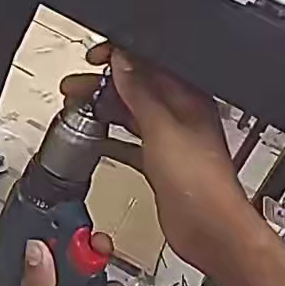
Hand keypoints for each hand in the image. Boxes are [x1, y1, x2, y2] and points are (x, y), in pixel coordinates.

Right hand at [63, 44, 254, 282]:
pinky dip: (111, 138)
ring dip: (104, 109)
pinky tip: (95, 139)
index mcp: (188, 98)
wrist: (209, 229)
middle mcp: (179, 115)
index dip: (122, 56)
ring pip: (130, 114)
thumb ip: (141, 94)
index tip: (96, 58)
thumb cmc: (201, 181)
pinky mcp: (158, 162)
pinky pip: (129, 142)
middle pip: (137, 88)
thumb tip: (123, 62)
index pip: (152, 63)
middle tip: (75, 87)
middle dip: (105, 84)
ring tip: (77, 107)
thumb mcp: (163, 128)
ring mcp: (168, 139)